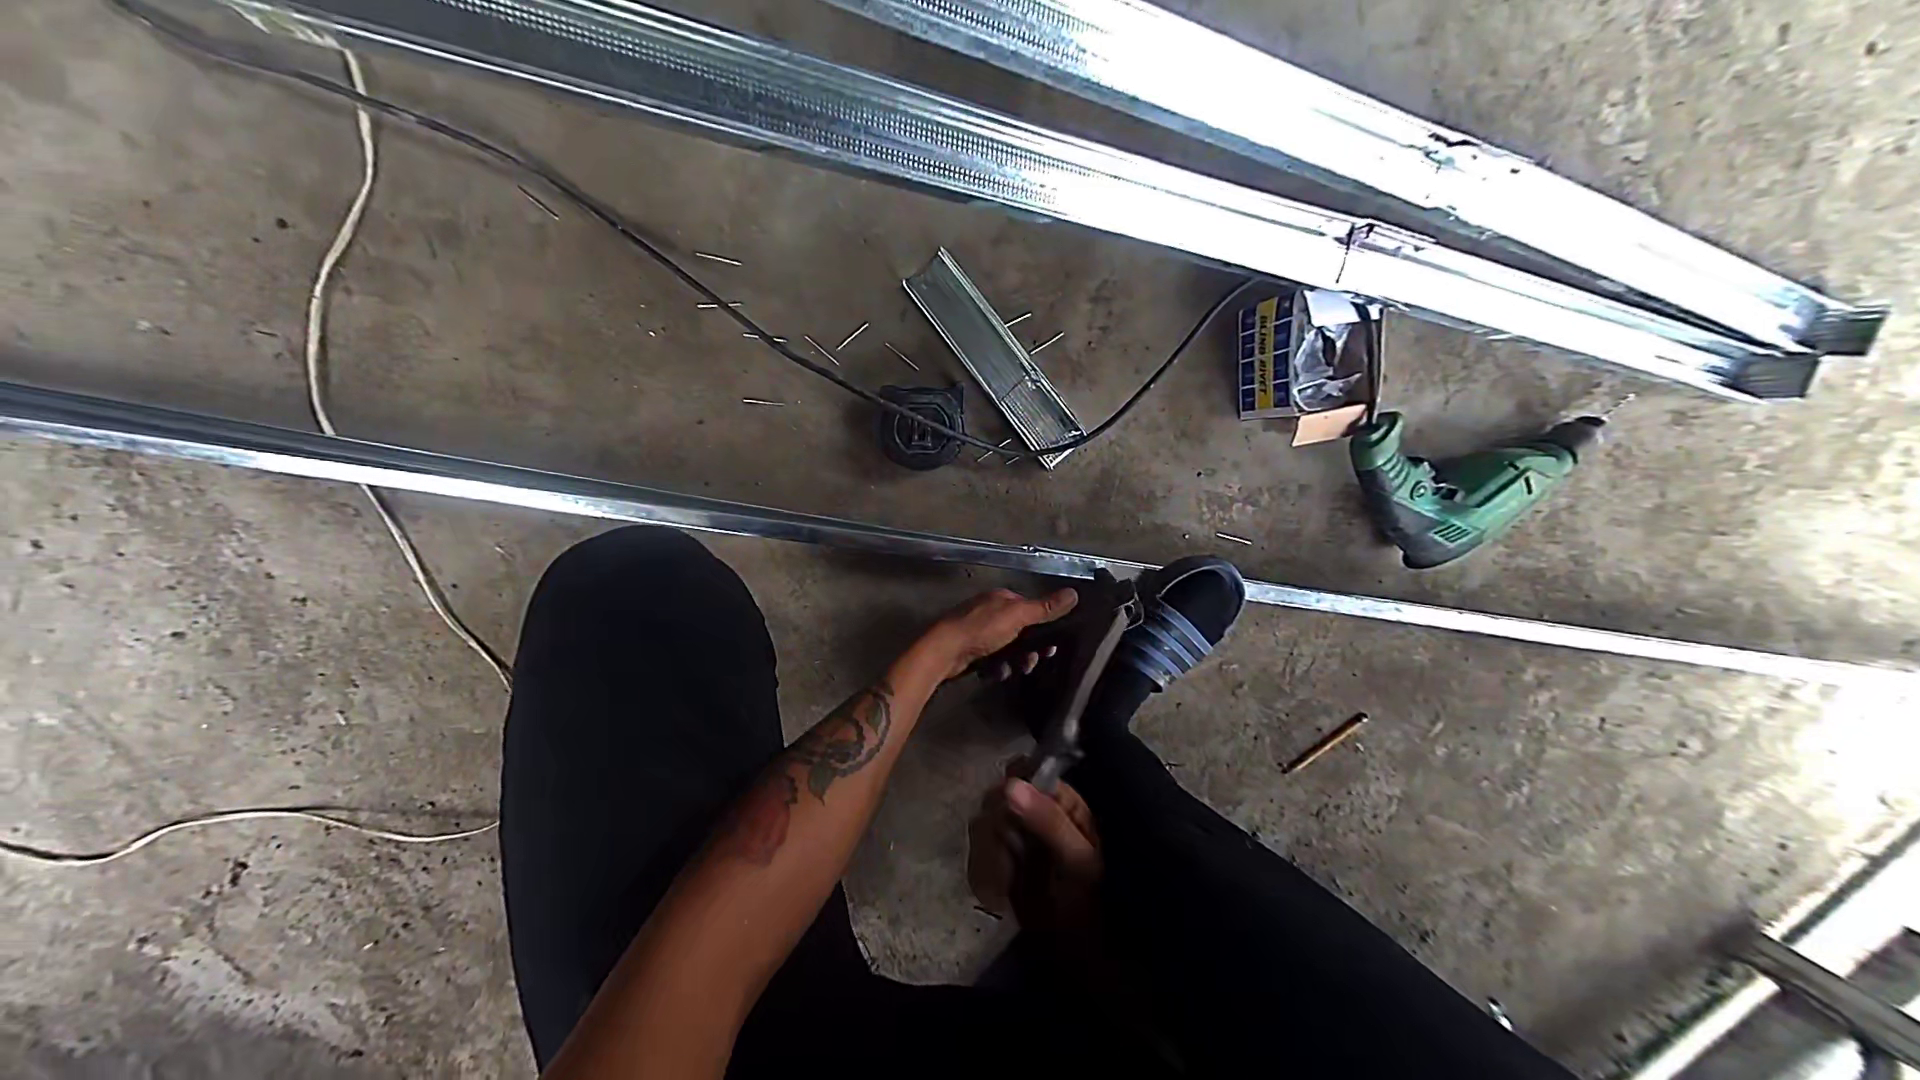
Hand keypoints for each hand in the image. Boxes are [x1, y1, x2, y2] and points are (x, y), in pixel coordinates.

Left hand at [914, 586, 1077, 681]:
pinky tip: (995, 673)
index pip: (1030, 610)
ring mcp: (977, 631)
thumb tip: (1073, 593)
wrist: (945, 651)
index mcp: (1001, 598)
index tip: (1050, 647)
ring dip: (1014, 662)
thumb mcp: (1017, 616)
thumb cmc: (982, 629)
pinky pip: (992, 660)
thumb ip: (1044, 607)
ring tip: (1013, 669)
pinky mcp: (970, 650)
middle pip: (1020, 632)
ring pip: (1007, 649)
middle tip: (1031, 662)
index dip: (1043, 628)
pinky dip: (997, 668)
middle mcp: (989, 611)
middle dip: (1029, 649)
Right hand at [968, 773, 1101, 932]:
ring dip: (992, 854)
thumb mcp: (1078, 862)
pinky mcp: (998, 861)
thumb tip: (1012, 785)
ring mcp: (1015, 837)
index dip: (1013, 784)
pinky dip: (983, 871)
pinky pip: (976, 852)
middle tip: (1015, 854)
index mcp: (1064, 803)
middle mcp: (1036, 813)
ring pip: (982, 824)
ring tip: (1010, 879)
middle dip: (1000, 828)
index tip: (1007, 808)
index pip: (1029, 772)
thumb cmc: (1089, 905)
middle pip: (998, 797)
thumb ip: (1048, 822)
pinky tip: (1000, 890)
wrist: (1077, 956)